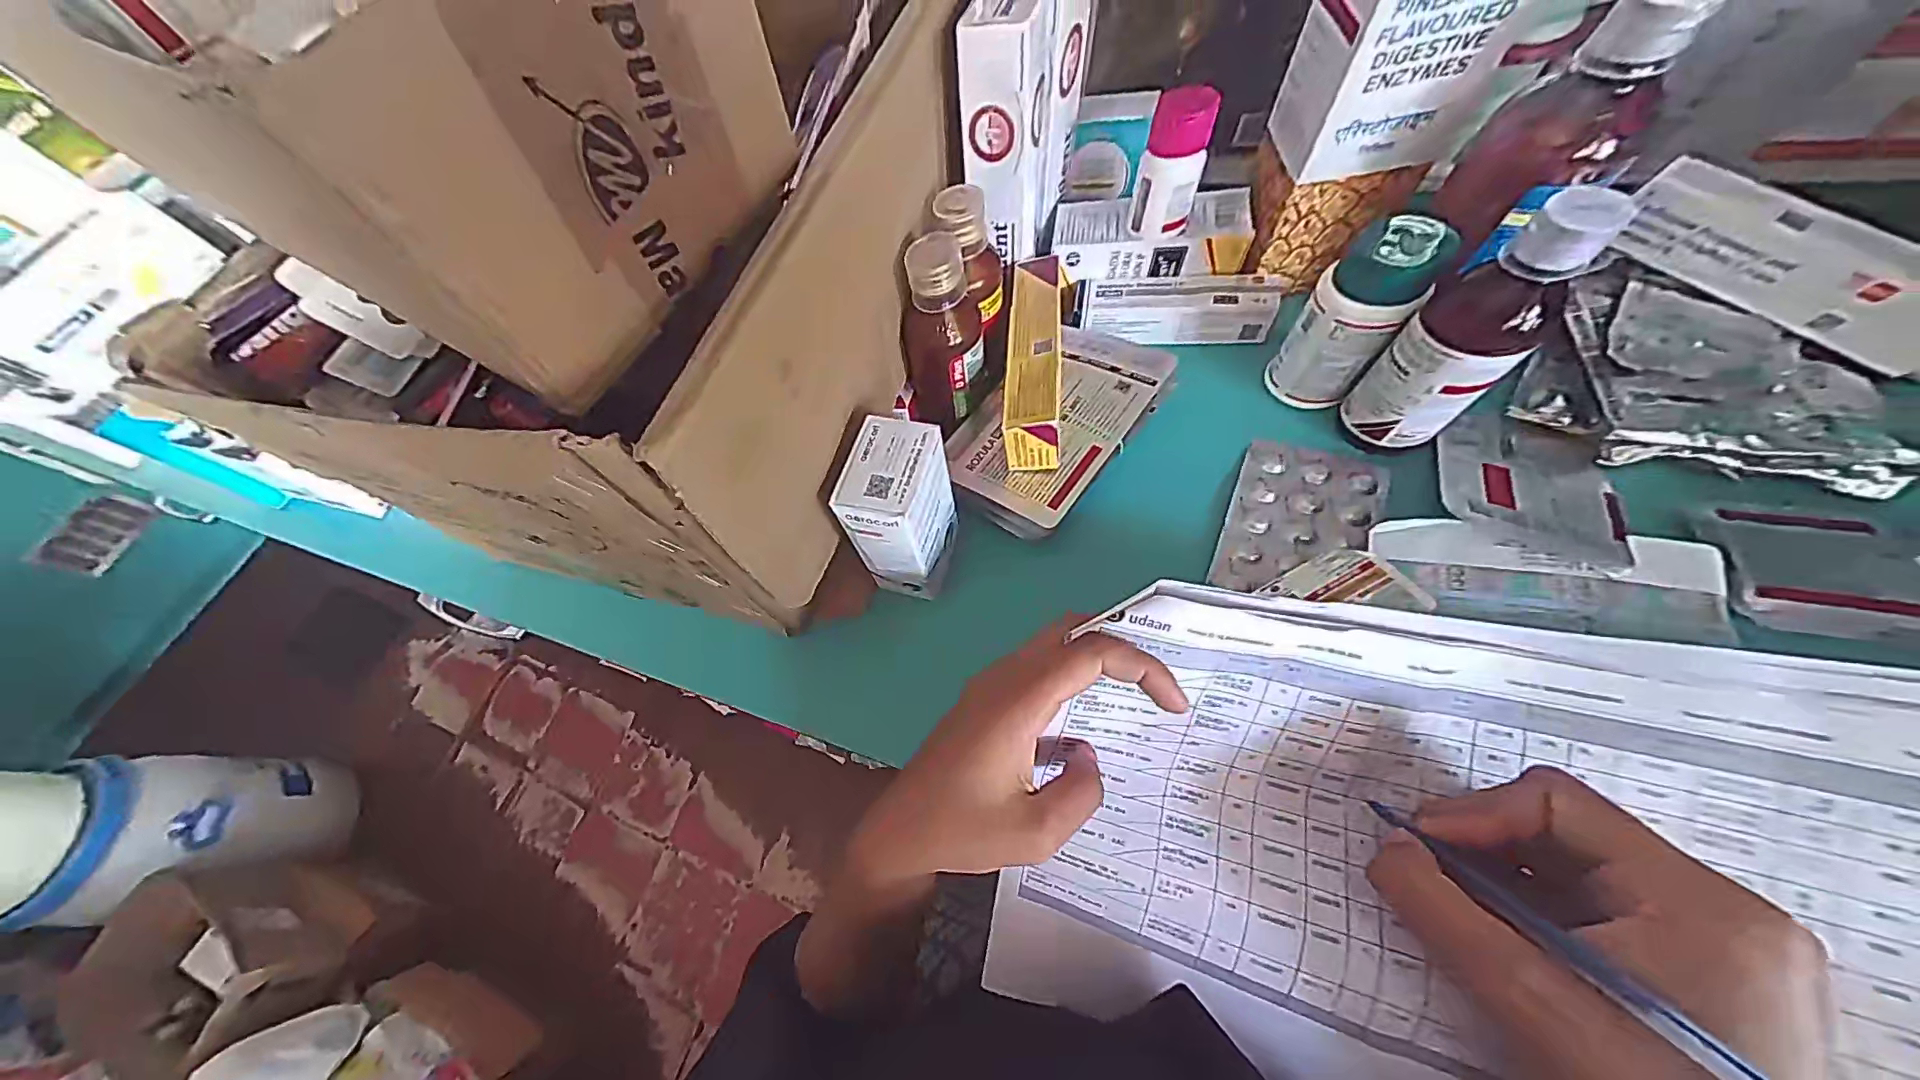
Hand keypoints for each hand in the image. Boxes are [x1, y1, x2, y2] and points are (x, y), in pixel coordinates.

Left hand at [796, 617, 1187, 1017]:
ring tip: (1133, 699)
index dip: (1142, 666)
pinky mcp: (985, 699)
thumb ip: (1082, 794)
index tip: (1173, 704)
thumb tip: (1089, 758)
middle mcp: (1005, 678)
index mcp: (1019, 700)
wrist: (899, 831)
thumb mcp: (1036, 834)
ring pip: (1053, 645)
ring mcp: (991, 684)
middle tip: (1156, 687)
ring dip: (1095, 662)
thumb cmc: (961, 832)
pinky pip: (1037, 671)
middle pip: (1071, 629)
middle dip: (1122, 648)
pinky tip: (1080, 732)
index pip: (1090, 651)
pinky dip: (1071, 682)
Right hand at [1367, 766, 1831, 1079]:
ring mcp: (1725, 949)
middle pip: (1564, 834)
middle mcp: (1725, 913)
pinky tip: (1504, 941)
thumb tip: (1390, 849)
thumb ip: (1440, 908)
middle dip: (1482, 851)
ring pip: (1576, 873)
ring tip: (1460, 912)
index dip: (1472, 813)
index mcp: (1700, 903)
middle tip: (1427, 875)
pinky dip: (1534, 913)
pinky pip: (1597, 911)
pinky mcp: (1709, 978)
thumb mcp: (1526, 999)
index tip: (1417, 843)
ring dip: (1502, 883)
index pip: (1554, 801)